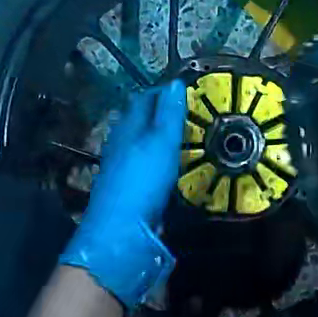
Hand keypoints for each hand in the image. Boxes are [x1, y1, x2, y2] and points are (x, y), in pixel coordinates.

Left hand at [60, 81, 185, 307]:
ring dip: (166, 141)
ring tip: (193, 138)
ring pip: (147, 147)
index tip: (190, 87)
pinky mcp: (134, 194)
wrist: (121, 233)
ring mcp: (126, 172)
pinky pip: (152, 171)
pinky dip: (166, 164)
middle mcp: (123, 147)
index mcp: (127, 129)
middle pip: (144, 123)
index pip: (144, 100)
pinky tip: (179, 169)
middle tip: (196, 112)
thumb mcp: (159, 144)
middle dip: (165, 115)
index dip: (165, 91)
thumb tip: (175, 83)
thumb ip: (168, 115)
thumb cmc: (140, 182)